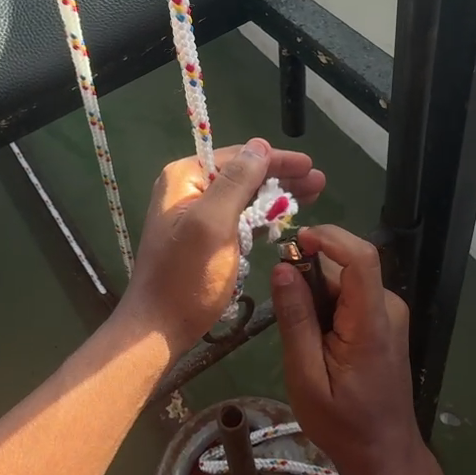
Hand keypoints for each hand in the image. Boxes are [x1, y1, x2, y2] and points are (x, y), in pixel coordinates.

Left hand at [117, 139, 325, 355]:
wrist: (156, 329)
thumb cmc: (186, 277)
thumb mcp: (213, 224)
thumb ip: (236, 182)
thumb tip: (260, 145)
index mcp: (185, 177)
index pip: (238, 156)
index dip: (276, 160)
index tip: (310, 166)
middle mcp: (186, 188)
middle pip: (242, 173)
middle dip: (280, 177)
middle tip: (319, 182)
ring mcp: (193, 214)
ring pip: (243, 195)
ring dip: (275, 195)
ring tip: (311, 196)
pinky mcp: (202, 237)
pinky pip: (237, 217)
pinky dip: (260, 216)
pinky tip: (283, 217)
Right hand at [270, 224, 418, 474]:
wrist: (384, 455)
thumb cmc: (342, 424)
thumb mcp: (306, 378)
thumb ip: (296, 320)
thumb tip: (283, 267)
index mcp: (372, 322)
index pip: (361, 257)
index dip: (328, 238)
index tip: (294, 243)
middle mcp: (387, 306)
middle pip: (344, 266)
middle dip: (309, 275)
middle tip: (286, 312)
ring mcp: (388, 312)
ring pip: (342, 279)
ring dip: (315, 294)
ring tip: (303, 337)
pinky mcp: (382, 319)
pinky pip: (348, 293)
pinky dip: (326, 305)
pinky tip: (317, 340)